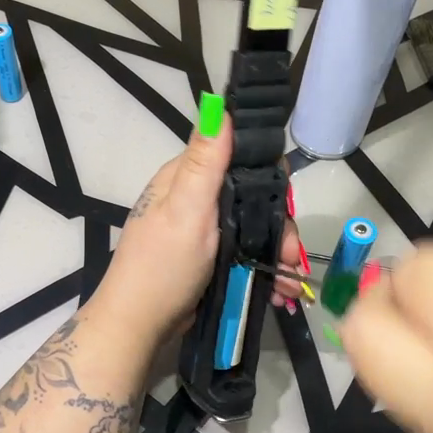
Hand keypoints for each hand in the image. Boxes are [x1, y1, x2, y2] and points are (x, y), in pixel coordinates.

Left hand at [88, 129, 302, 343]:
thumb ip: (205, 164)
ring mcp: (202, 231)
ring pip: (254, 229)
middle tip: (292, 257)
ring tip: (290, 282)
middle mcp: (194, 199)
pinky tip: (280, 290)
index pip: (236, 157)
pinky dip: (265, 270)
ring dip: (277, 253)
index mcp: (185, 179)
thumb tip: (218, 107)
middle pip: (252, 198)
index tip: (287, 202)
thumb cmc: (162, 266)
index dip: (267, 175)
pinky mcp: (209, 259)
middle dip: (279, 226)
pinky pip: (246, 255)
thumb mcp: (186, 210)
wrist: (139, 326)